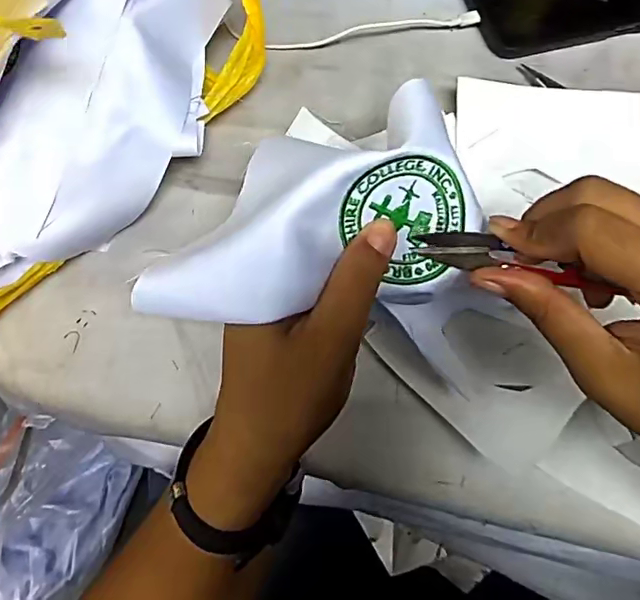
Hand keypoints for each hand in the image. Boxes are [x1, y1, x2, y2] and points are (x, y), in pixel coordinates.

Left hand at [184, 220, 396, 528]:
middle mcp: (253, 277)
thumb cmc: (289, 394)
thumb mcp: (331, 335)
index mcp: (254, 272)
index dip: (332, 203)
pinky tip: (359, 275)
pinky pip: (306, 285)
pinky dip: (331, 280)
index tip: (371, 185)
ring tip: (381, 232)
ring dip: (338, 254)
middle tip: (387, 205)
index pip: (293, 220)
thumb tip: (382, 223)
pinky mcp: (275, 318)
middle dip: (340, 226)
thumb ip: (355, 281)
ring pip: (306, 264)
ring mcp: (263, 299)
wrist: (258, 453)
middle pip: (300, 240)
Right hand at [470, 178, 639, 495]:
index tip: (498, 251)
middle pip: (602, 196)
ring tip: (566, 275)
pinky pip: (633, 210)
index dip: (537, 234)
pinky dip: (596, 230)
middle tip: (524, 260)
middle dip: (547, 219)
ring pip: (614, 197)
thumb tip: (490, 272)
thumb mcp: (607, 377)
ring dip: (570, 224)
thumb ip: (547, 314)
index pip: (596, 230)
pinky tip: (598, 273)